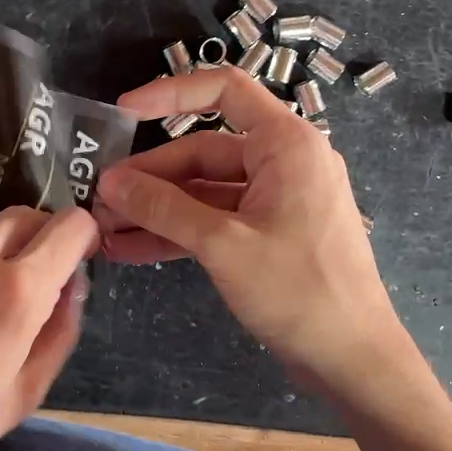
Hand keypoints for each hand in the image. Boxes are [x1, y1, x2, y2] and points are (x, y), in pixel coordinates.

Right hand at [96, 68, 415, 393]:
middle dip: (150, 177)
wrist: (352, 359)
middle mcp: (283, 163)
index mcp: (286, 144)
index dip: (170, 93)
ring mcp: (276, 203)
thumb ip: (164, 208)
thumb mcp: (223, 244)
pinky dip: (178, 234)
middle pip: (203, 152)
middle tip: (99, 199)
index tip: (123, 113)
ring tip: (104, 230)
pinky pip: (216, 223)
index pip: (225, 91)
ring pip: (204, 193)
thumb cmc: (298, 290)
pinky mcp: (269, 237)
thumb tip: (110, 184)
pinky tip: (131, 250)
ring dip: (156, 210)